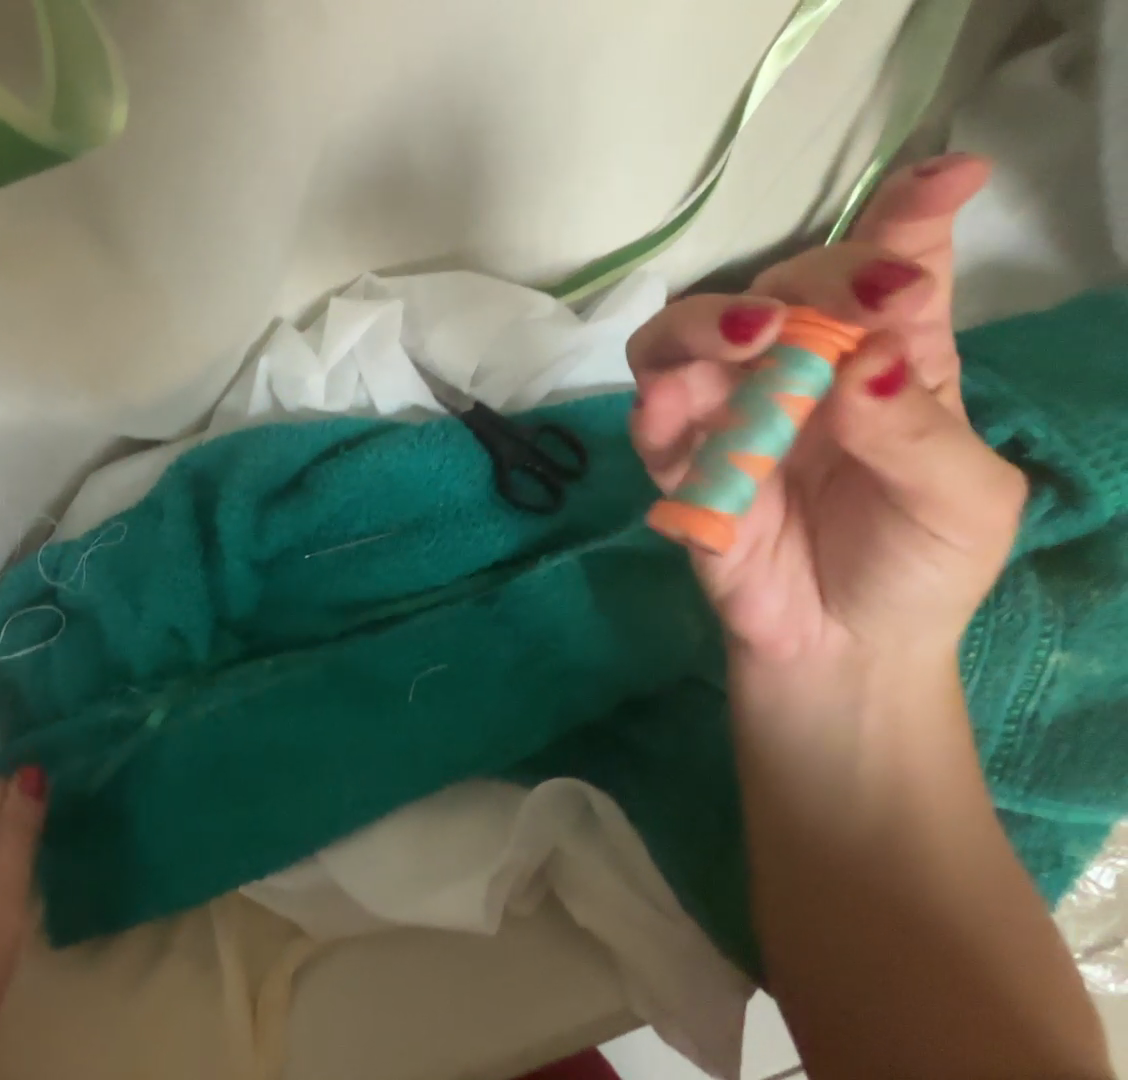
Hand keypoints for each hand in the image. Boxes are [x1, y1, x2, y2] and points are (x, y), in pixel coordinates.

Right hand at [627, 154, 1026, 666]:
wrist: (841, 643)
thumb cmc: (918, 563)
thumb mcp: (963, 500)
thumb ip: (916, 432)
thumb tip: (857, 366)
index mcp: (888, 362)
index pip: (895, 272)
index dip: (909, 218)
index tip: (945, 178)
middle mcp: (800, 371)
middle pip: (781, 287)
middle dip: (817, 278)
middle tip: (855, 302)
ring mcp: (728, 413)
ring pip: (683, 335)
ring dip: (706, 323)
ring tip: (750, 338)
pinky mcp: (677, 461)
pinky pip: (649, 416)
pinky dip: (655, 400)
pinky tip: (672, 404)